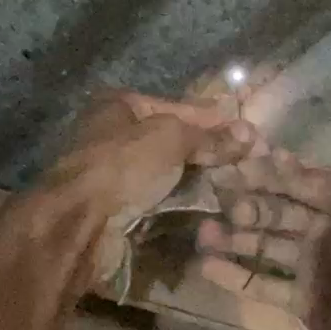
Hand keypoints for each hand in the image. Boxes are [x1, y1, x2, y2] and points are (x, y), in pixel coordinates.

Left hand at [43, 90, 256, 287]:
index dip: (216, 121)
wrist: (79, 223)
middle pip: (174, 142)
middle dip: (209, 154)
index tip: (251, 135)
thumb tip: (250, 135)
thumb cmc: (121, 165)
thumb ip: (209, 137)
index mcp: (121, 106)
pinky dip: (183, 206)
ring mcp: (117, 176)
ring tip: (240, 190)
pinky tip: (213, 211)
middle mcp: (116, 137)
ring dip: (199, 183)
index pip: (180, 108)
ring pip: (169, 176)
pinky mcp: (121, 210)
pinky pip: (161, 203)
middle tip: (250, 165)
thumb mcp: (171, 138)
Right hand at [194, 152, 330, 329]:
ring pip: (265, 247)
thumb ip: (319, 180)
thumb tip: (277, 158)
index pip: (296, 181)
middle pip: (277, 212)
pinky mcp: (304, 302)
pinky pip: (264, 284)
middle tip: (215, 204)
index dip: (262, 174)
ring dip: (233, 239)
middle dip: (245, 206)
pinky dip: (236, 276)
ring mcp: (314, 267)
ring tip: (202, 235)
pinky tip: (206, 267)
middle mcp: (328, 230)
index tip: (226, 169)